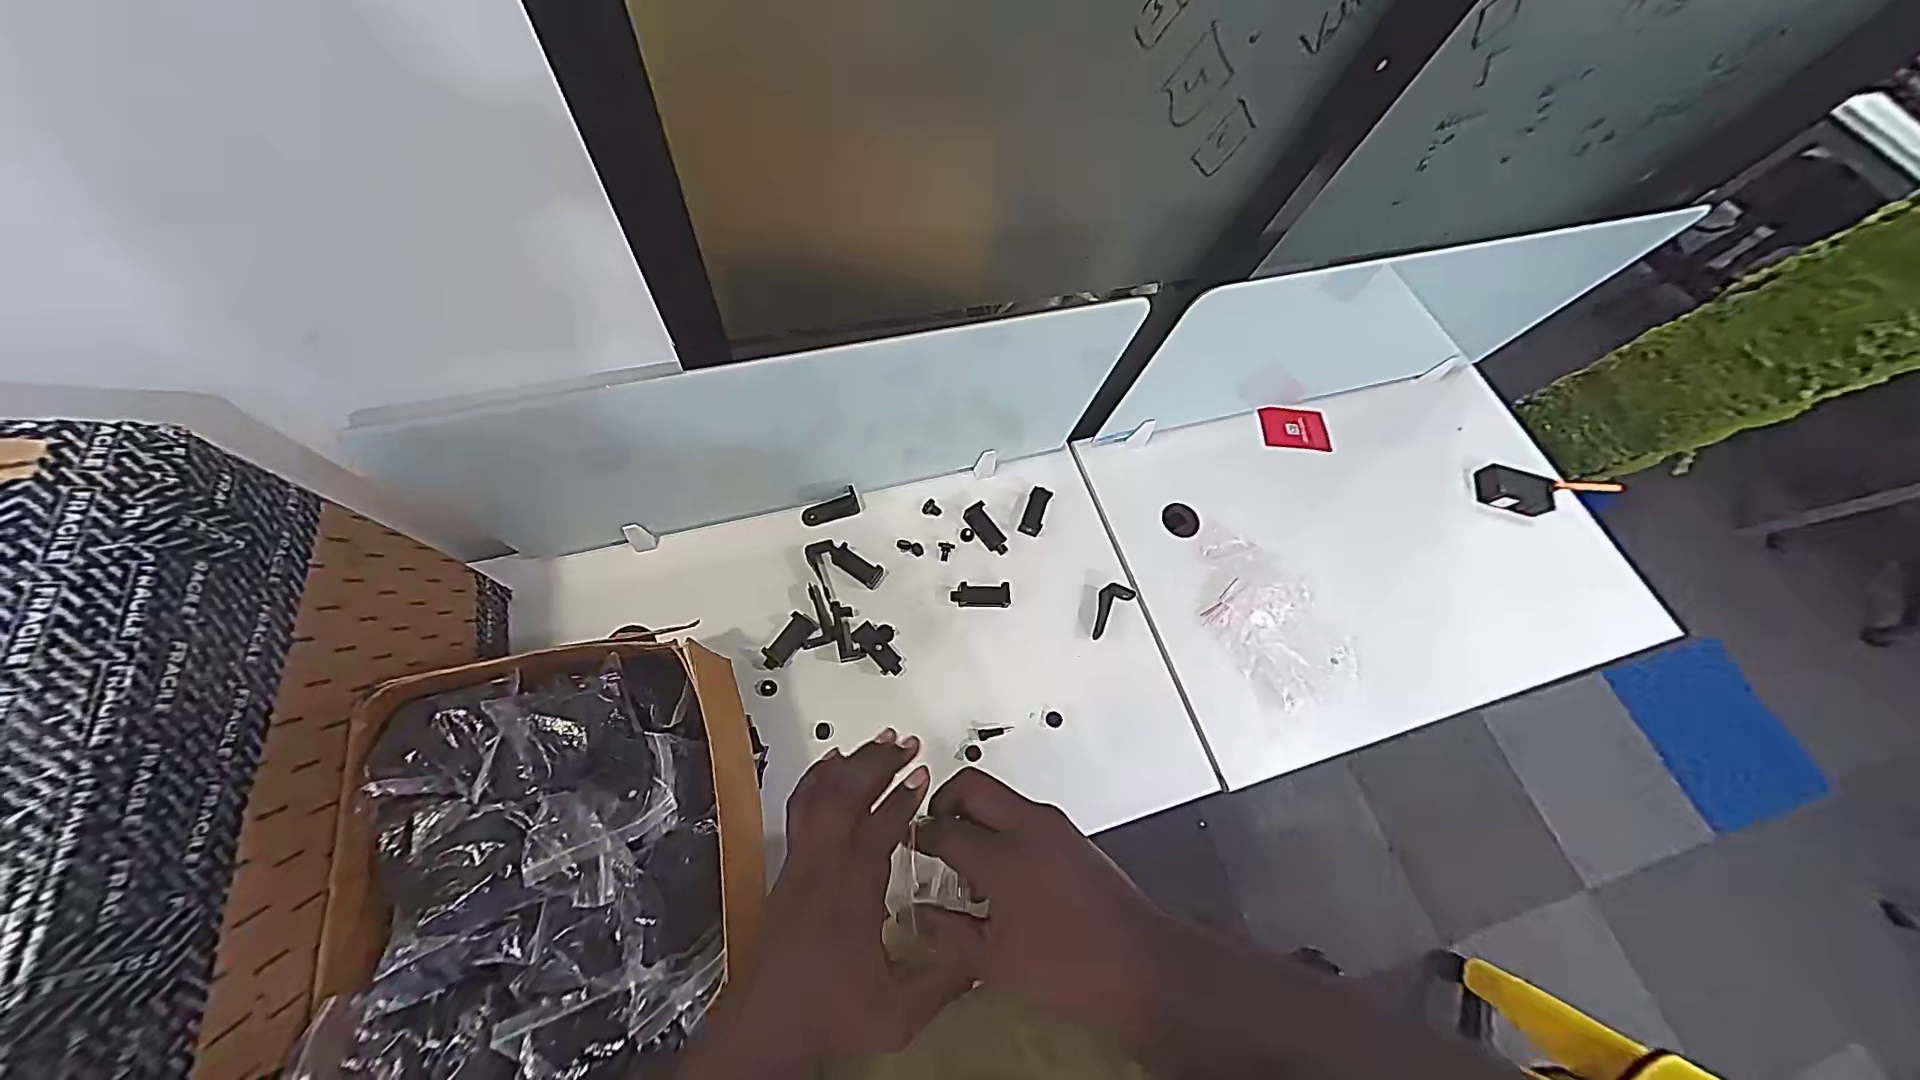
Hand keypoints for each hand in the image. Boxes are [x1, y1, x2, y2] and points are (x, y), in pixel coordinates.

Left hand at [685, 729, 971, 1075]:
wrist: (767, 1029)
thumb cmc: (827, 1016)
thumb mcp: (897, 1012)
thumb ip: (942, 981)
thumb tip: (978, 957)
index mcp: (852, 892)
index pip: (880, 826)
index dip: (904, 796)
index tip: (922, 775)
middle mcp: (823, 868)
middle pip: (847, 795)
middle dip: (879, 763)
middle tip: (905, 744)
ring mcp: (802, 863)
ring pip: (822, 795)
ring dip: (851, 763)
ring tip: (876, 742)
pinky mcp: (790, 868)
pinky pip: (801, 807)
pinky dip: (818, 778)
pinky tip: (830, 766)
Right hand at [912, 768, 1178, 1048]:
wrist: (1140, 964)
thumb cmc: (1071, 968)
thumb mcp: (994, 961)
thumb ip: (948, 931)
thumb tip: (918, 913)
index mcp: (1003, 858)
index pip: (945, 828)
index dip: (920, 835)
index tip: (912, 845)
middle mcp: (1028, 827)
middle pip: (970, 785)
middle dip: (943, 800)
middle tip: (933, 828)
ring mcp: (1051, 824)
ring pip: (998, 794)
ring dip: (974, 813)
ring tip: (966, 859)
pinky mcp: (1067, 831)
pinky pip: (1021, 811)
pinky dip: (1001, 825)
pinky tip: (1001, 868)